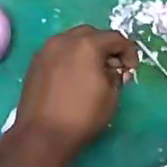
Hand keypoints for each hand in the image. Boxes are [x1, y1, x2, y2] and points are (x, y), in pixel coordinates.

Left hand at [10, 26, 137, 166]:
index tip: (131, 69)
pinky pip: (58, 50)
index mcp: (86, 45)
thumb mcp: (111, 96)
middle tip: (113, 67)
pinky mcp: (35, 61)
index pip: (114, 37)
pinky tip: (74, 75)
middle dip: (106, 47)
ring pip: (72, 40)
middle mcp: (63, 40)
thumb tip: (112, 69)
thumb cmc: (82, 115)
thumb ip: (115, 75)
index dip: (128, 51)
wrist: (43, 133)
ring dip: (87, 49)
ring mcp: (46, 49)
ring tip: (94, 71)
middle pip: (91, 34)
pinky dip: (70, 56)